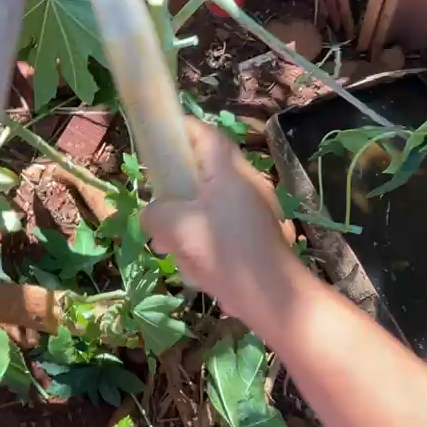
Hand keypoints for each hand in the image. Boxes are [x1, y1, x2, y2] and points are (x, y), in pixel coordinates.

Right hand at [142, 118, 306, 330]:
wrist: (273, 297)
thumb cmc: (225, 251)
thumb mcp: (176, 226)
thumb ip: (155, 212)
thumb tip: (154, 214)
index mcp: (228, 171)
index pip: (205, 133)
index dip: (180, 129)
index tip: (157, 139)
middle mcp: (245, 184)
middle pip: (204, 170)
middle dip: (176, 188)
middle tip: (159, 204)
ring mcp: (255, 211)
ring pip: (209, 203)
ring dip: (186, 220)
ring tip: (171, 244)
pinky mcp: (257, 236)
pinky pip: (221, 227)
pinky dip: (203, 240)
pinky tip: (195, 266)